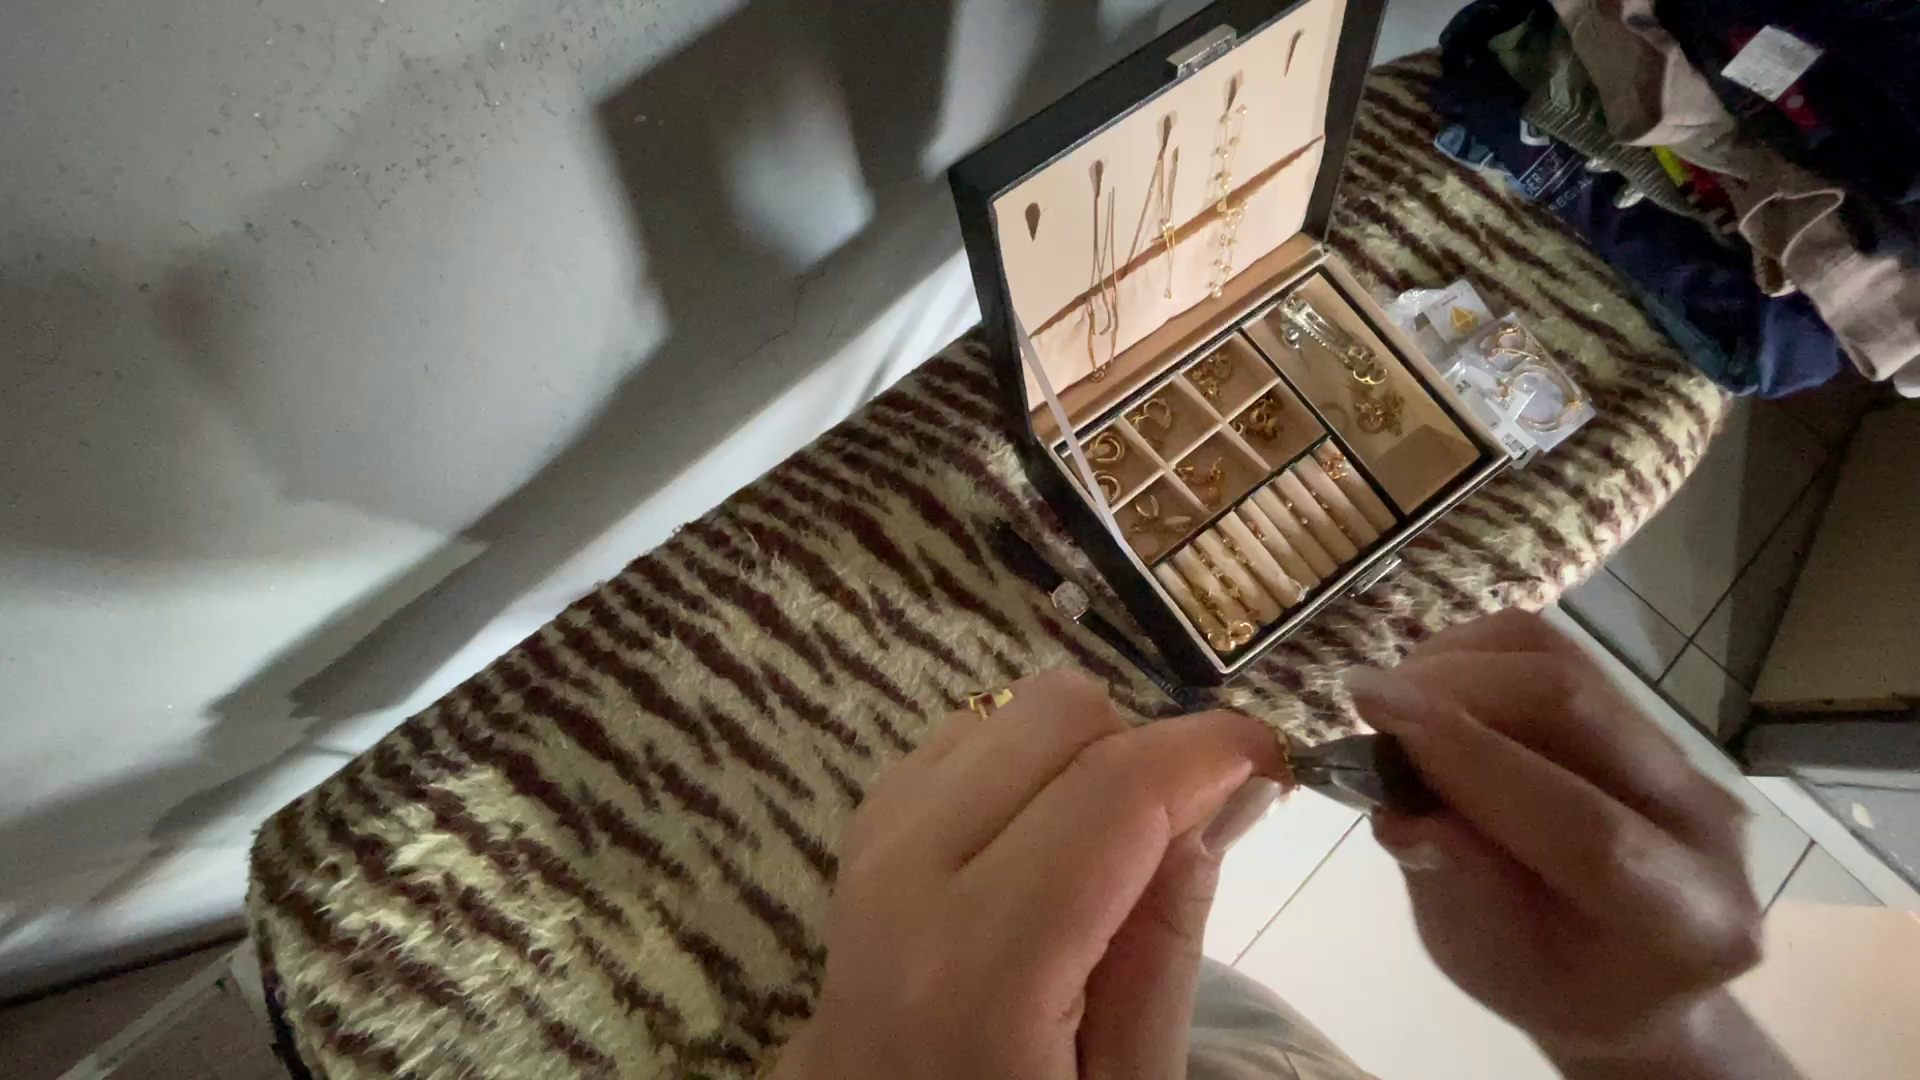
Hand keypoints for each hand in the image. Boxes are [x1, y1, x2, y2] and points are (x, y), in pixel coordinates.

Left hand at [769, 670, 1284, 1079]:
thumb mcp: (1125, 1076)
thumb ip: (1171, 922)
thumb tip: (1228, 787)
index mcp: (976, 960)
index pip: (1112, 792)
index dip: (1206, 750)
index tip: (1268, 753)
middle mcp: (909, 861)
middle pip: (1059, 714)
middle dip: (1139, 748)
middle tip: (1170, 822)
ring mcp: (879, 822)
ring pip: (1017, 707)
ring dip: (1082, 749)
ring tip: (1098, 837)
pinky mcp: (872, 806)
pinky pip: (974, 729)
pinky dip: (1027, 756)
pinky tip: (1036, 827)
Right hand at [1349, 611, 1778, 1072]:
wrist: (1608, 959)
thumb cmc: (1536, 971)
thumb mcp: (1477, 956)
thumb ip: (1449, 885)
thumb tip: (1402, 814)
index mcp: (1678, 916)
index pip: (1581, 820)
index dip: (1467, 753)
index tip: (1369, 704)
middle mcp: (1702, 823)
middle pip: (1574, 705)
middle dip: (1450, 685)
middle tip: (1368, 700)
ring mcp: (1676, 755)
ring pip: (1558, 658)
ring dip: (1454, 660)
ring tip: (1398, 700)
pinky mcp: (1636, 713)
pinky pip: (1548, 646)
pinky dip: (1470, 650)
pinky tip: (1433, 691)